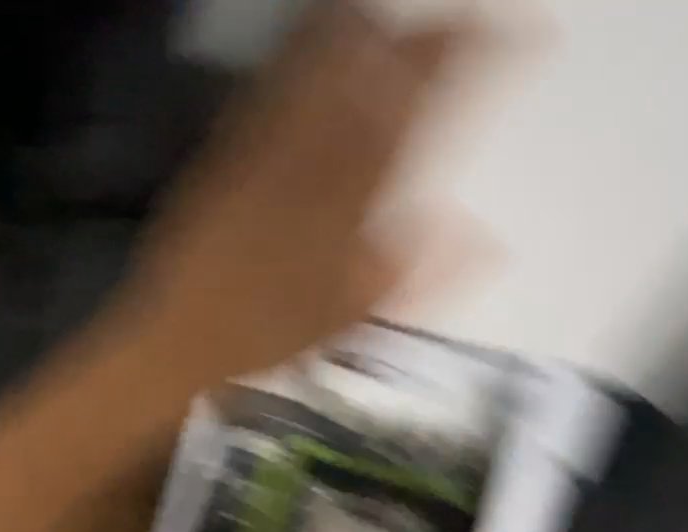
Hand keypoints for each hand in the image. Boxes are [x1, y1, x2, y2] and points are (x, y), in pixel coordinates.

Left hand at [123, 5, 478, 380]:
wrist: (170, 342)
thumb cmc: (257, 338)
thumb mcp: (343, 318)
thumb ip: (408, 272)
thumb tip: (479, 243)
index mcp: (346, 207)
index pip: (419, 123)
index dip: (471, 70)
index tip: (517, 41)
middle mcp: (304, 172)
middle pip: (368, 89)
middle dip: (417, 43)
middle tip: (455, 16)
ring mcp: (255, 164)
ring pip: (312, 86)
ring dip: (351, 40)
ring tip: (378, 8)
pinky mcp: (214, 168)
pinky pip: (256, 105)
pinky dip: (286, 69)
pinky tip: (298, 48)